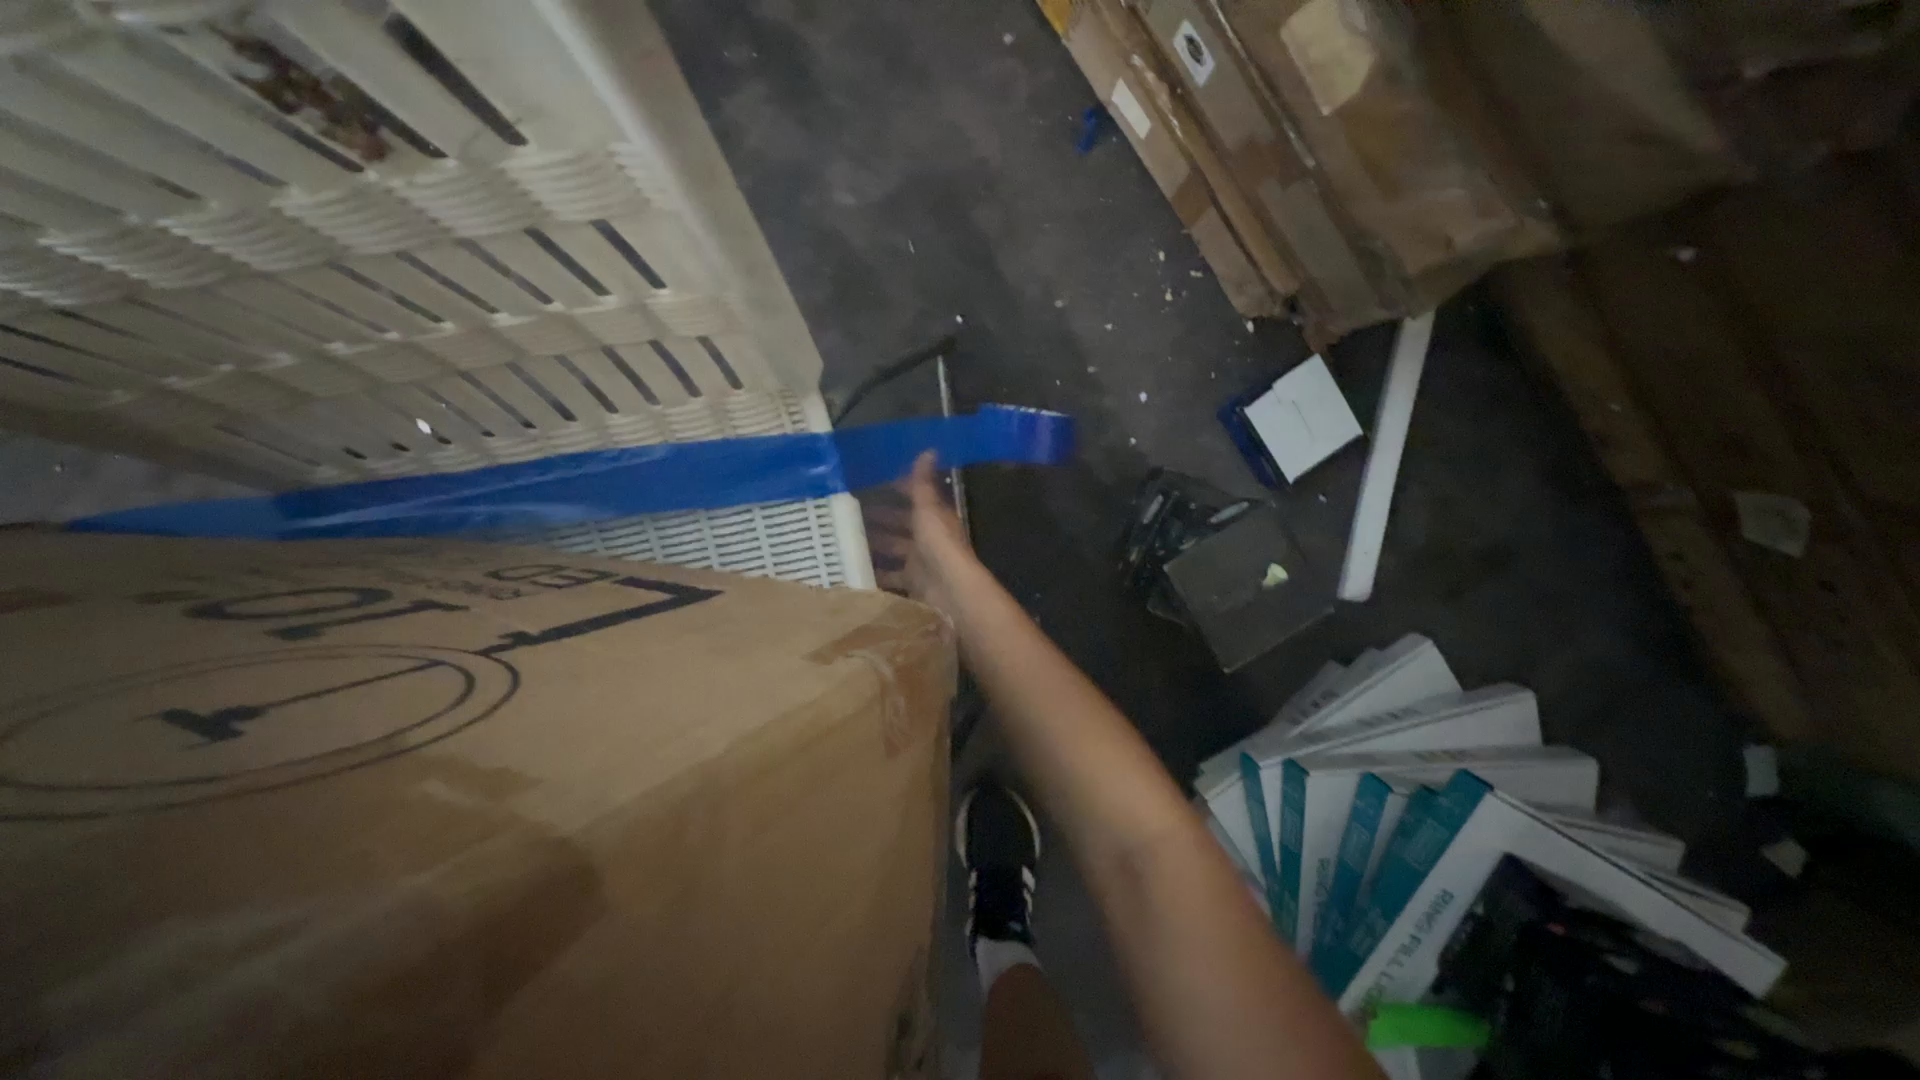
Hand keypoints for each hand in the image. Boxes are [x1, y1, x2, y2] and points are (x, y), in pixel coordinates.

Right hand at [867, 451, 977, 621]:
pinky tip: (856, 568)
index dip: (897, 489)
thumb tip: (929, 449)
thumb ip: (923, 484)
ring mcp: (921, 562)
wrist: (950, 590)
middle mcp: (929, 538)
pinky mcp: (913, 584)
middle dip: (880, 518)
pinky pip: (892, 577)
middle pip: (902, 524)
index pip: (915, 498)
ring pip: (894, 549)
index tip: (871, 482)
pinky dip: (877, 574)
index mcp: (935, 517)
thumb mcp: (928, 509)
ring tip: (847, 538)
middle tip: (850, 510)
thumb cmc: (939, 545)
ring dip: (876, 544)